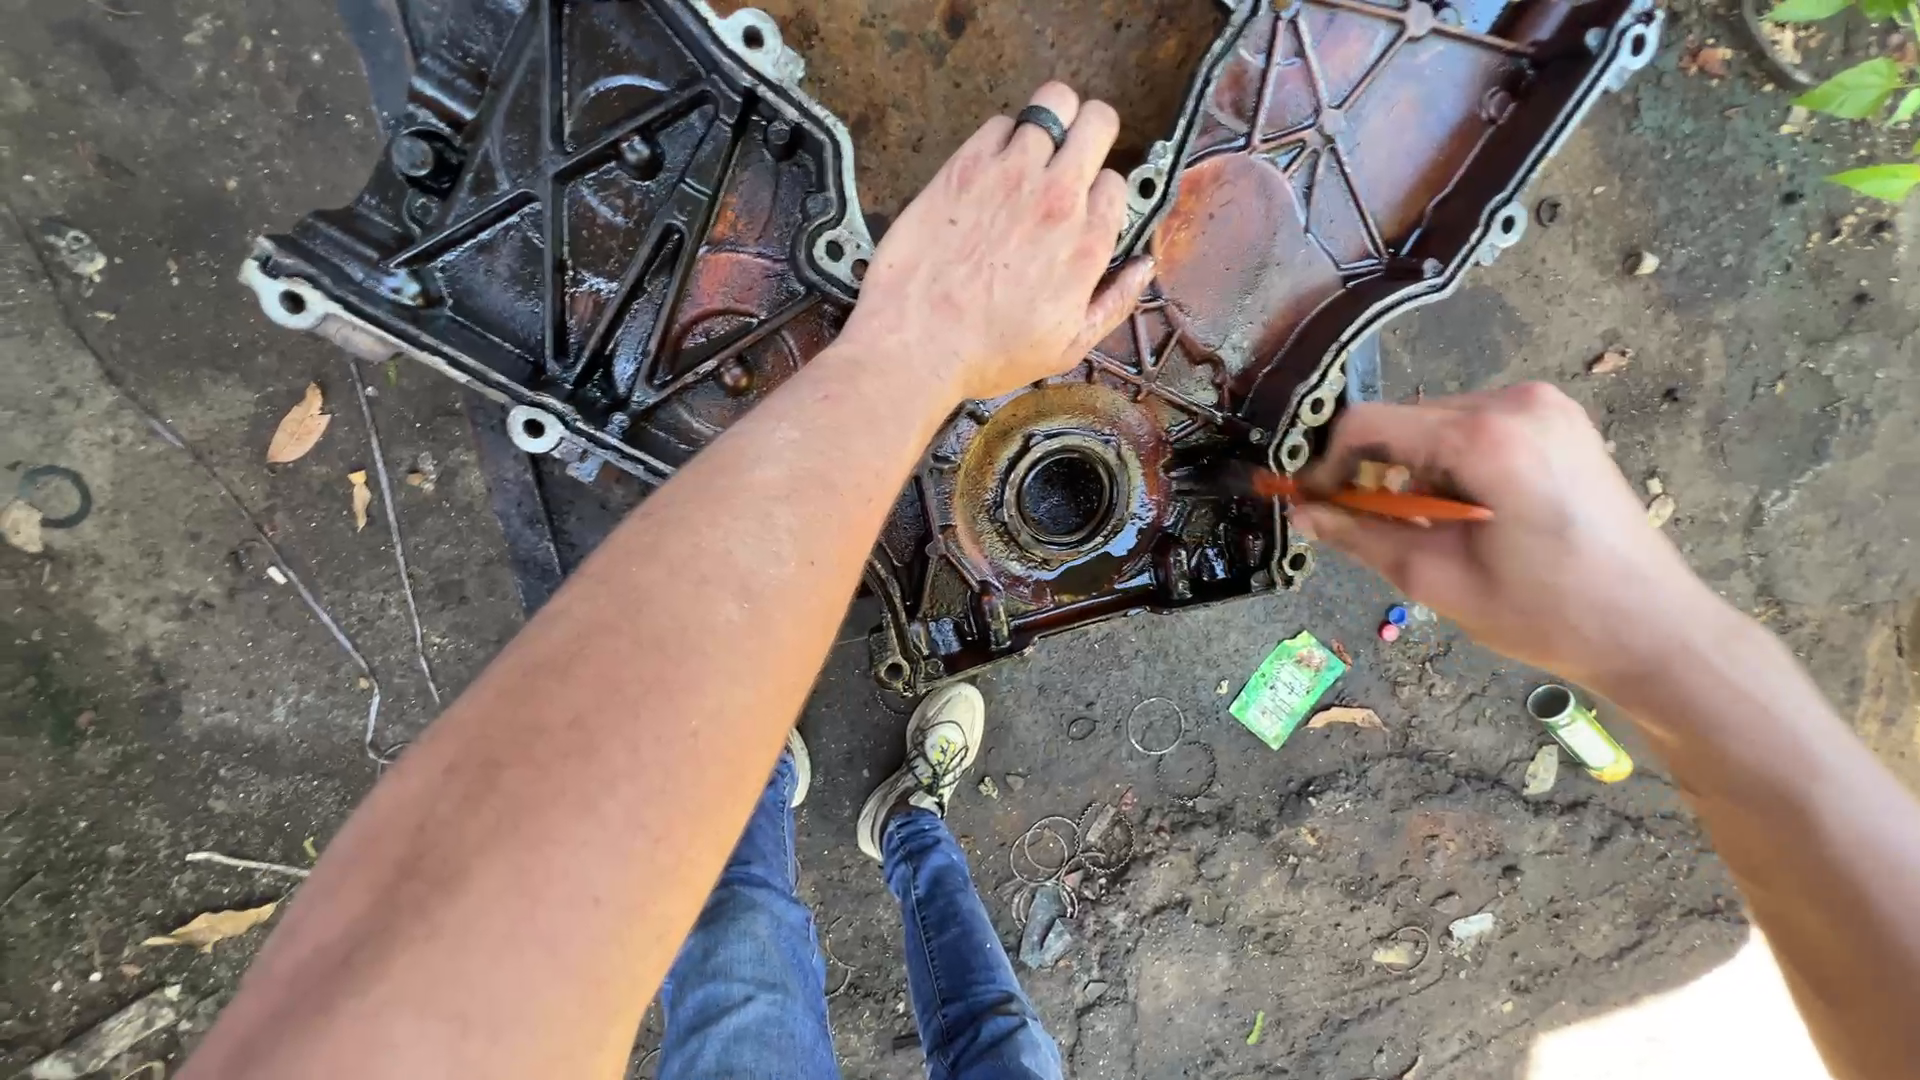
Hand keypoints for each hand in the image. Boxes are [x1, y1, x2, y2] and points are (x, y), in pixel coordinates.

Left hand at [838, 82, 1157, 402]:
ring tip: (1028, 157)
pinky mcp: (966, 166)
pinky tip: (987, 172)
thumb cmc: (987, 355)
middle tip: (1068, 158)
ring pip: (1051, 104)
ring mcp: (1011, 175)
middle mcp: (1058, 199)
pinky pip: (999, 123)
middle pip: (1098, 122)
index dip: (1099, 194)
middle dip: (1090, 133)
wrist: (918, 346)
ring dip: (1045, 126)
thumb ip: (1114, 303)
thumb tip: (1144, 268)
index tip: (1082, 208)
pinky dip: (999, 138)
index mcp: (1087, 244)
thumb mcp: (1066, 348)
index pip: (1117, 183)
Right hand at [1290, 383, 1722, 689]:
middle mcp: (1516, 402)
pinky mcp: (1556, 421)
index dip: (1327, 465)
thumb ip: (1358, 535)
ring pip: (1431, 425)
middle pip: (1400, 422)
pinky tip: (1466, 511)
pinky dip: (1447, 466)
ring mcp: (1544, 406)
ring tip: (1429, 528)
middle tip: (1370, 527)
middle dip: (1372, 473)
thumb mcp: (1433, 579)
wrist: (1655, 629)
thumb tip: (1299, 512)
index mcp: (1487, 437)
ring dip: (1410, 472)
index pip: (1367, 424)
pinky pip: (1470, 429)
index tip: (1316, 506)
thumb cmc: (1544, 614)